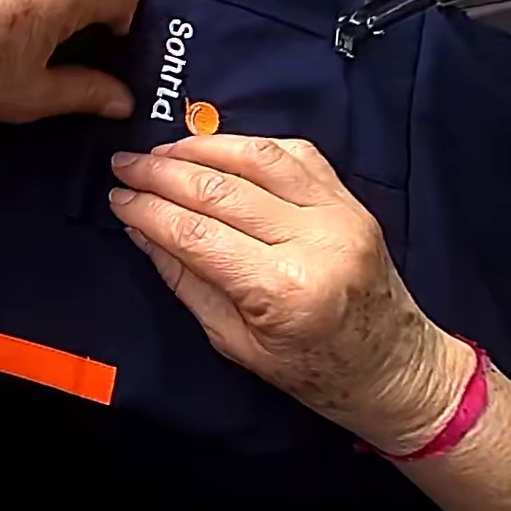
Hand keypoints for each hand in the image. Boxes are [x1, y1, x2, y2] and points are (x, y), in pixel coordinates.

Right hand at [107, 135, 471, 454]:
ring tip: (159, 151)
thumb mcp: (228, 337)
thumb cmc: (307, 366)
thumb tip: (139, 227)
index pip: (194, 233)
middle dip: (160, 173)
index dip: (146, 210)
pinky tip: (212, 149)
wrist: (394, 366)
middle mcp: (316, 242)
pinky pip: (293, 153)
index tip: (115, 198)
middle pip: (218, 189)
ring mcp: (339, 214)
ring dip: (198, 148)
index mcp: (283, 290)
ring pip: (256, 158)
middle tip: (123, 165)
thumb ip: (182, 277)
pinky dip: (245, 144)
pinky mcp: (350, 200)